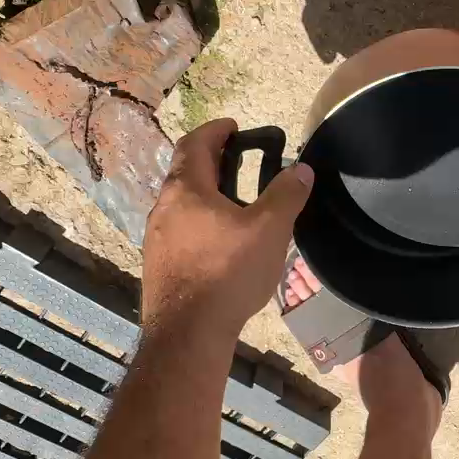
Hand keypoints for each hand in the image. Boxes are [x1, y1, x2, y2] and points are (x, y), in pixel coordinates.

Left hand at [141, 119, 313, 335]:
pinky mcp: (159, 268)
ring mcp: (156, 240)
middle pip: (186, 174)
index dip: (216, 130)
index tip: (234, 127)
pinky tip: (220, 247)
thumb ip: (286, 196)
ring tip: (234, 207)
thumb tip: (302, 170)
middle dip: (212, 164)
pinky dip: (200, 226)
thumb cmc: (228, 272)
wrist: (188, 331)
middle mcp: (163, 209)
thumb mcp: (269, 230)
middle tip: (238, 163)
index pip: (196, 144)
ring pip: (182, 207)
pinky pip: (181, 234)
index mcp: (187, 189)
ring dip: (206, 198)